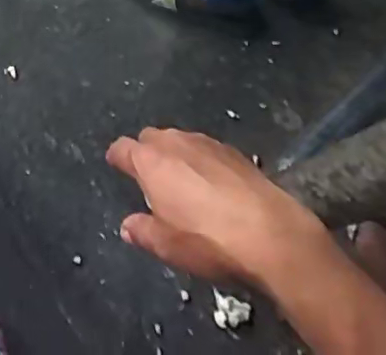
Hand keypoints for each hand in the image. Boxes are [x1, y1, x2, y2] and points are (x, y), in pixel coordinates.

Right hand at [106, 128, 330, 288]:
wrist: (269, 232)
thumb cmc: (208, 241)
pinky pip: (204, 147)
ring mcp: (206, 141)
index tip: (116, 163)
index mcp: (152, 162)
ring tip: (180, 181)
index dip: (118, 156)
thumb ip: (143, 231)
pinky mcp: (232, 149)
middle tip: (149, 178)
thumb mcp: (168, 246)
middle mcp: (175, 142)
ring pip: (179, 139)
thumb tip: (128, 224)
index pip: (124, 148)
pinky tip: (210, 182)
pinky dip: (199, 159)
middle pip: (150, 137)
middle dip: (146, 152)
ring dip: (174, 154)